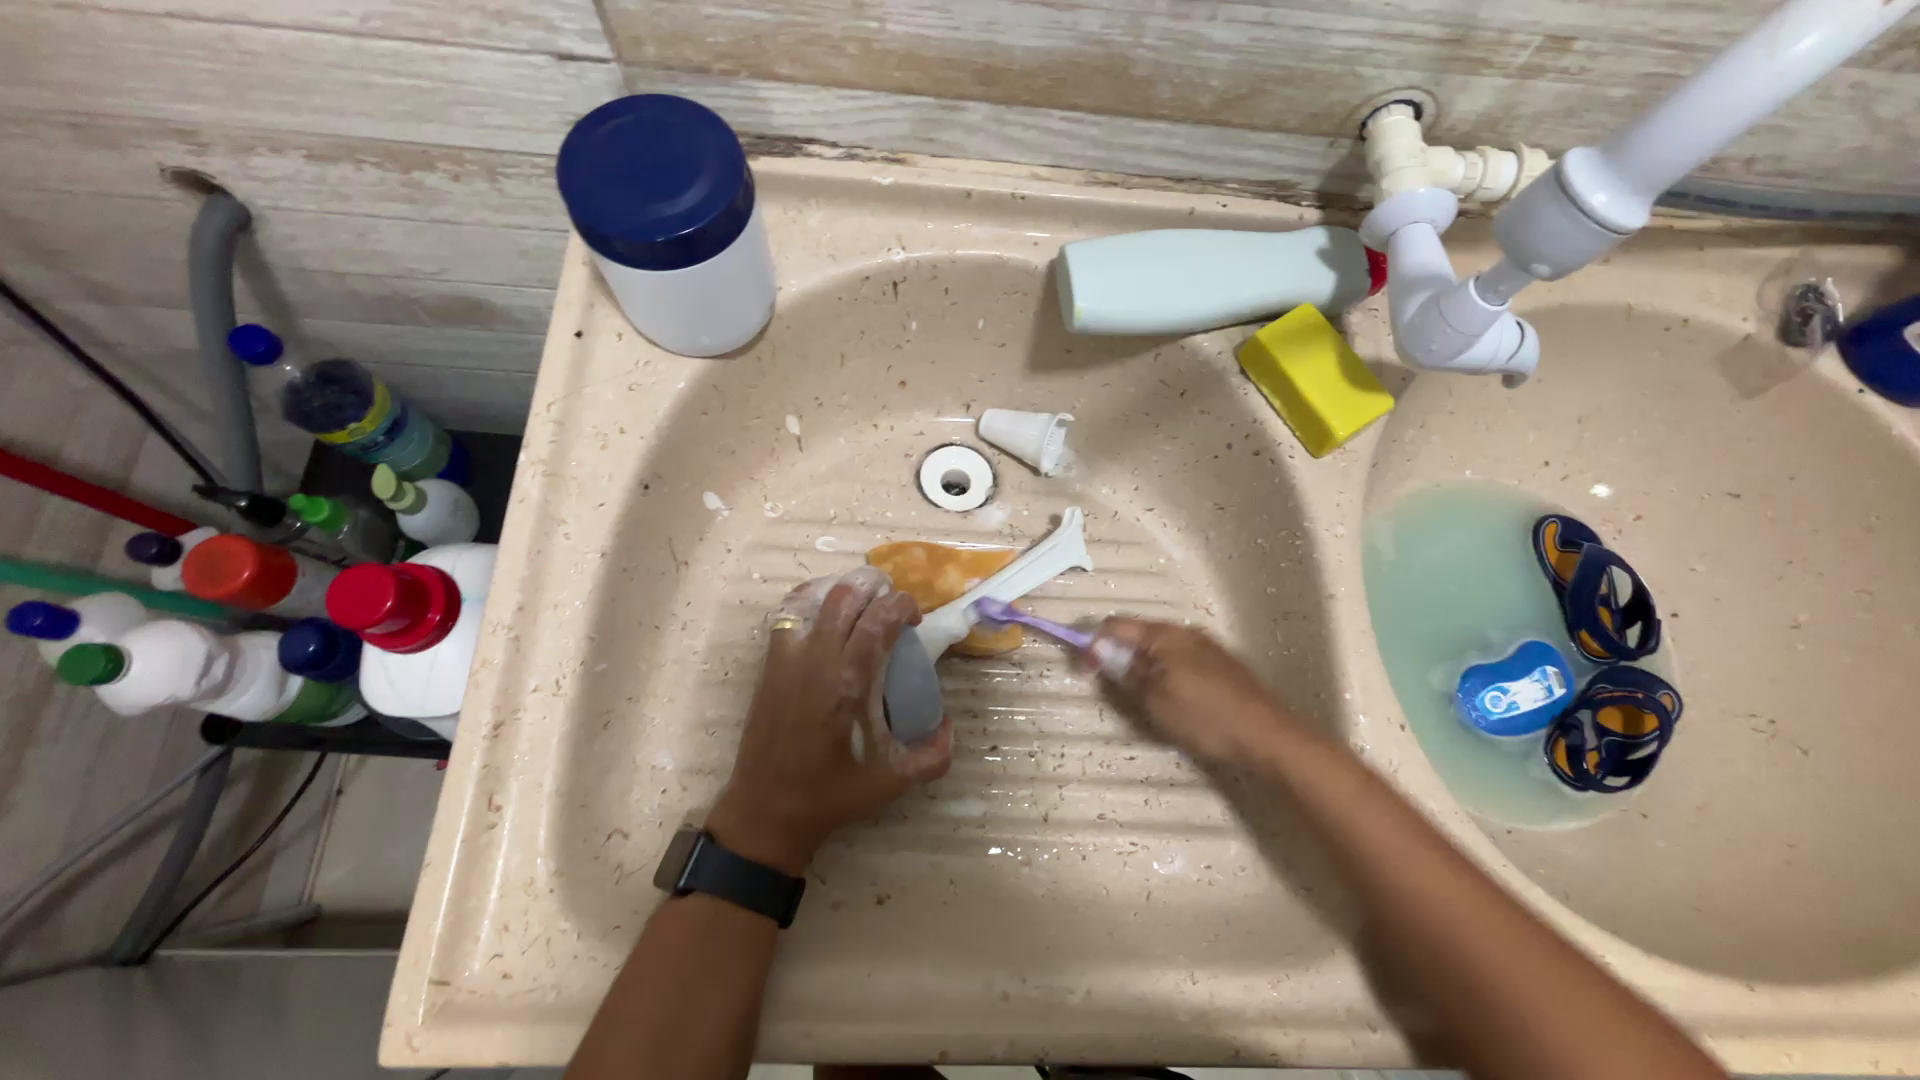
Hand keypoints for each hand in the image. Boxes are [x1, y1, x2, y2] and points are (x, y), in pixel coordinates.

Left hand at [708, 567, 951, 874]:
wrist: (770, 808)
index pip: (879, 618)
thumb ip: (935, 754)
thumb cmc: (834, 794)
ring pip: (813, 596)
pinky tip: (826, 612)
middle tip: (892, 602)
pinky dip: (810, 600)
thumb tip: (948, 724)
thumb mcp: (897, 780)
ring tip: (862, 601)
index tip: (914, 618)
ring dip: (842, 588)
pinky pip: (788, 614)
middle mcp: (818, 660)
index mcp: (851, 682)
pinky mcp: (770, 663)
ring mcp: (788, 657)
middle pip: (846, 595)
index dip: (902, 605)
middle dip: (875, 587)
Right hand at [1090, 618, 1296, 763]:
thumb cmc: (1204, 716)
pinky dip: (1165, 676)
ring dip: (1143, 669)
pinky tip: (1173, 702)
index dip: (1093, 644)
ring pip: (1160, 652)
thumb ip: (1125, 673)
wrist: (1266, 736)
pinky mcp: (1221, 666)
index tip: (1083, 671)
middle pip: (1138, 636)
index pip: (1114, 626)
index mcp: (1164, 634)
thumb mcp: (1154, 699)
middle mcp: (1185, 632)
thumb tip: (1102, 653)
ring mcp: (1207, 648)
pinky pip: (1180, 663)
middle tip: (1114, 690)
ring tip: (1142, 701)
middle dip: (1118, 657)